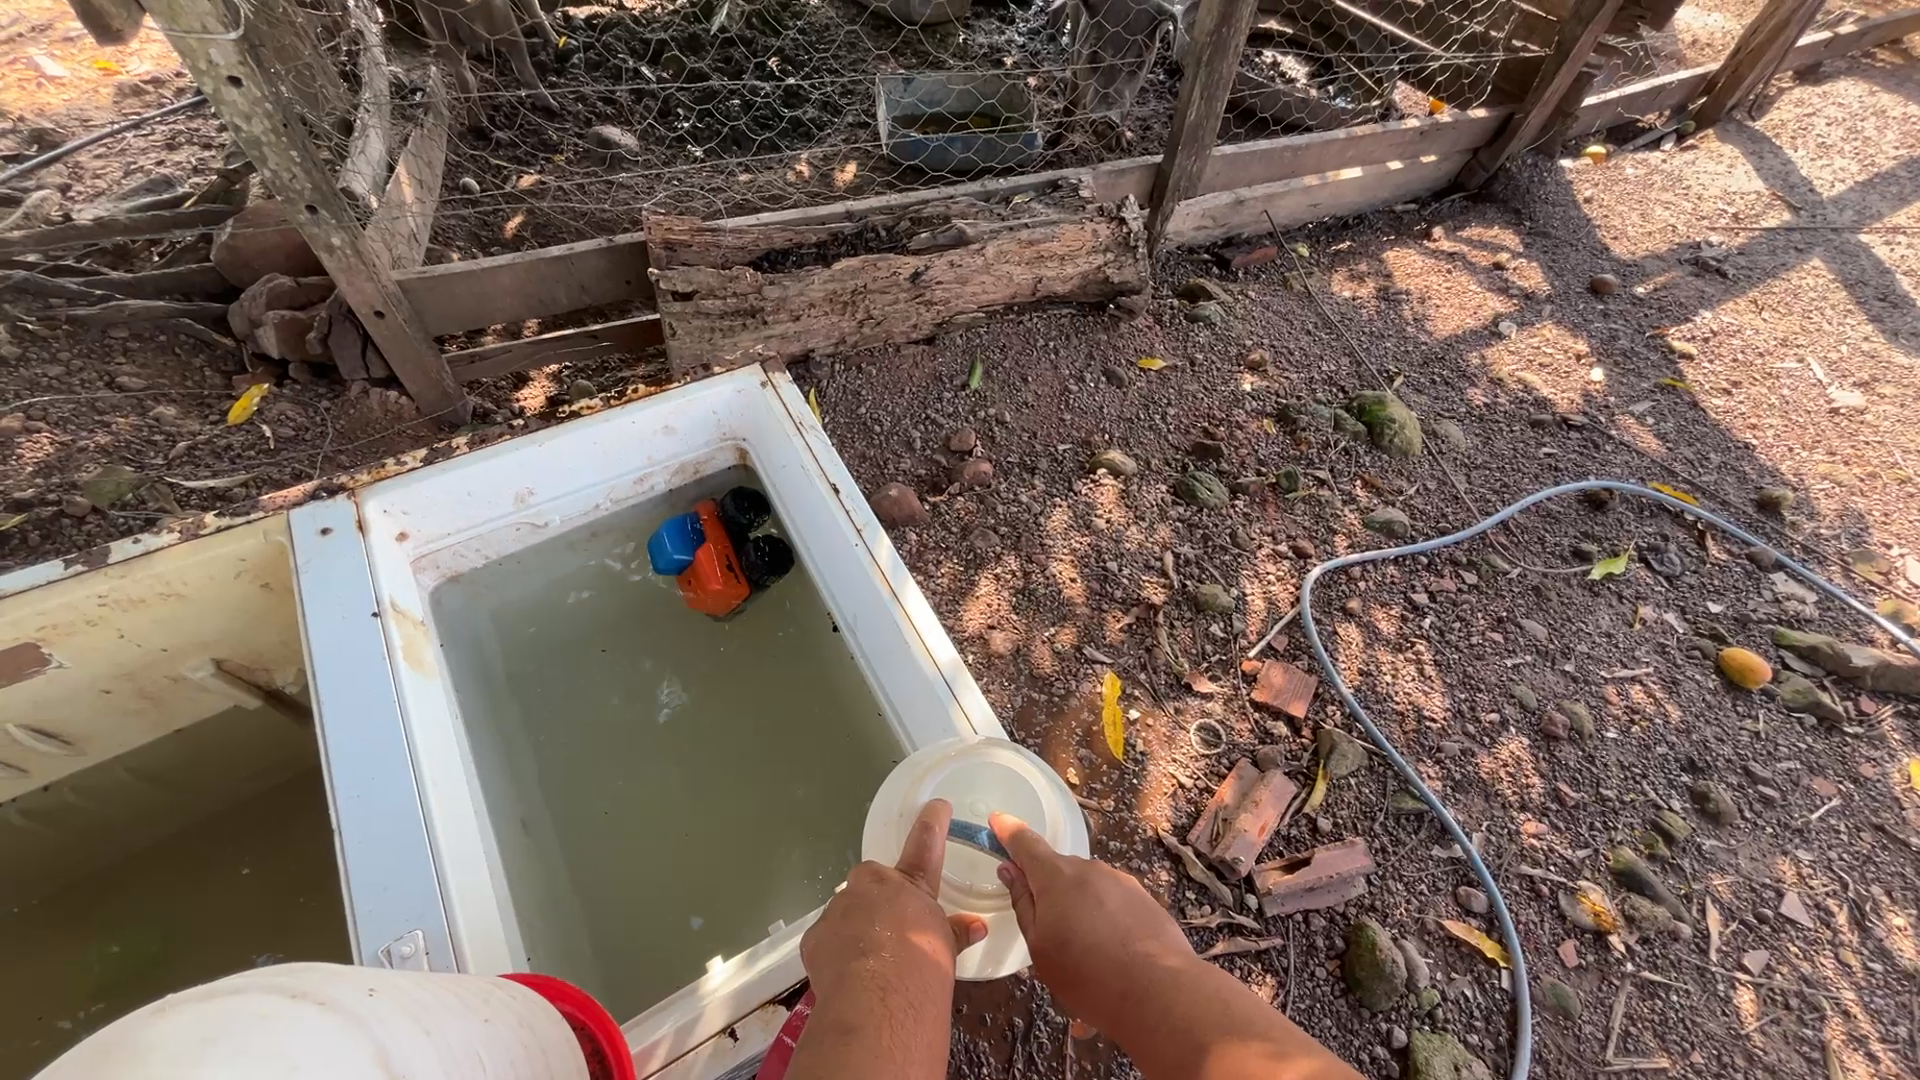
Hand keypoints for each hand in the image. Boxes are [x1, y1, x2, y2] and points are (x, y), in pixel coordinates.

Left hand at [800, 799, 987, 1005]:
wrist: (880, 1001)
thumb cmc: (923, 969)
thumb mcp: (946, 949)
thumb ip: (955, 932)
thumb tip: (978, 927)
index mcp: (911, 884)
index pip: (926, 842)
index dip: (932, 822)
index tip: (937, 805)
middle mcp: (873, 885)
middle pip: (874, 881)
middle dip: (879, 900)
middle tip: (891, 933)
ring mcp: (840, 906)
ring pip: (848, 910)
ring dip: (856, 928)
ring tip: (868, 964)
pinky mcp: (815, 934)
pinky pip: (827, 938)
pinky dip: (835, 953)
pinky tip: (847, 977)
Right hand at [990, 812, 1194, 1033]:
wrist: (1160, 991)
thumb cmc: (1087, 974)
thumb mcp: (1040, 946)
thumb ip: (1023, 904)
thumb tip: (1010, 869)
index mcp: (1055, 877)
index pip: (1025, 843)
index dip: (1009, 830)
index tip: (997, 820)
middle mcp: (1088, 869)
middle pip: (1058, 871)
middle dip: (1049, 891)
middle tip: (1050, 933)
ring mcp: (1119, 880)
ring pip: (1087, 888)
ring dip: (1080, 909)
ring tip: (1086, 954)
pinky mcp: (1143, 898)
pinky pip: (1112, 902)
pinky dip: (1105, 920)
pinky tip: (1113, 955)